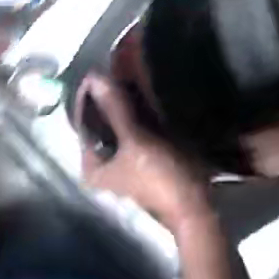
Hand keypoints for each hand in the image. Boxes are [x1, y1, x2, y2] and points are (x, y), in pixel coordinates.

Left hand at [75, 73, 210, 230]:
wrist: (195, 209)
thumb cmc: (160, 178)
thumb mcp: (136, 141)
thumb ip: (116, 110)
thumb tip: (95, 77)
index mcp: (91, 166)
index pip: (83, 122)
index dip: (90, 96)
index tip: (101, 69)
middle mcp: (104, 168)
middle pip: (103, 125)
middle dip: (112, 100)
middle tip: (124, 71)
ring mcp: (126, 167)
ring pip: (122, 129)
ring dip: (129, 108)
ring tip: (139, 80)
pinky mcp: (147, 165)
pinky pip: (139, 134)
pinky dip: (143, 119)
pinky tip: (154, 102)